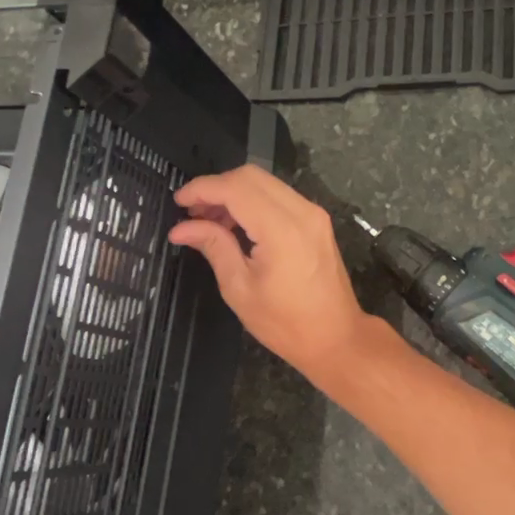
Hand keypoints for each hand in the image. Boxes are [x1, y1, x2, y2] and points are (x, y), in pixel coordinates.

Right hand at [168, 165, 373, 377]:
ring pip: (265, 183)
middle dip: (217, 187)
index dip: (202, 188)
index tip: (178, 201)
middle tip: (193, 212)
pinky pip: (279, 196)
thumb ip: (213, 247)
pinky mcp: (316, 221)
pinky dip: (253, 201)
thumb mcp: (240, 288)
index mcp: (281, 229)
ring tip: (210, 221)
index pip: (235, 188)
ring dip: (234, 193)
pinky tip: (236, 225)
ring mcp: (313, 214)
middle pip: (251, 176)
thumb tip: (181, 228)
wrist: (336, 338)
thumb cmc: (285, 323)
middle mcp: (301, 212)